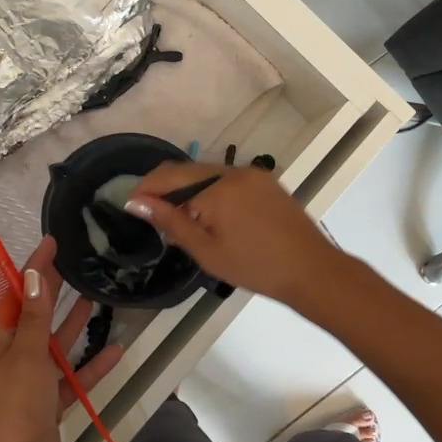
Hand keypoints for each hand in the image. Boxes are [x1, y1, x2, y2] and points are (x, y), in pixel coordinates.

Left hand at [0, 238, 122, 441]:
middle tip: (77, 264)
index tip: (52, 242)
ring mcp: (32, 383)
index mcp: (0, 343)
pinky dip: (92, 364)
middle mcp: (13, 359)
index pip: (16, 296)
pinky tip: (116, 349)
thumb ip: (34, 317)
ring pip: (56, 346)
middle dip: (53, 291)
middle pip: (36, 317)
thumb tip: (33, 274)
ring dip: (73, 324)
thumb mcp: (27, 357)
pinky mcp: (51, 405)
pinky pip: (73, 377)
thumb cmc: (17, 410)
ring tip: (96, 297)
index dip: (33, 269)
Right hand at [125, 163, 348, 305]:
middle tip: (154, 218)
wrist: (311, 270)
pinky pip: (229, 181)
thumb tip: (135, 202)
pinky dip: (212, 194)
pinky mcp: (267, 183)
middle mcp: (235, 171)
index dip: (145, 189)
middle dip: (166, 190)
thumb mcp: (206, 250)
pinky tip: (212, 219)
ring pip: (208, 175)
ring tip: (183, 224)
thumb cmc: (255, 267)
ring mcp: (254, 174)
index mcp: (217, 187)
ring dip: (190, 192)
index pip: (168, 176)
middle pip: (188, 172)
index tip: (130, 206)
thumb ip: (170, 222)